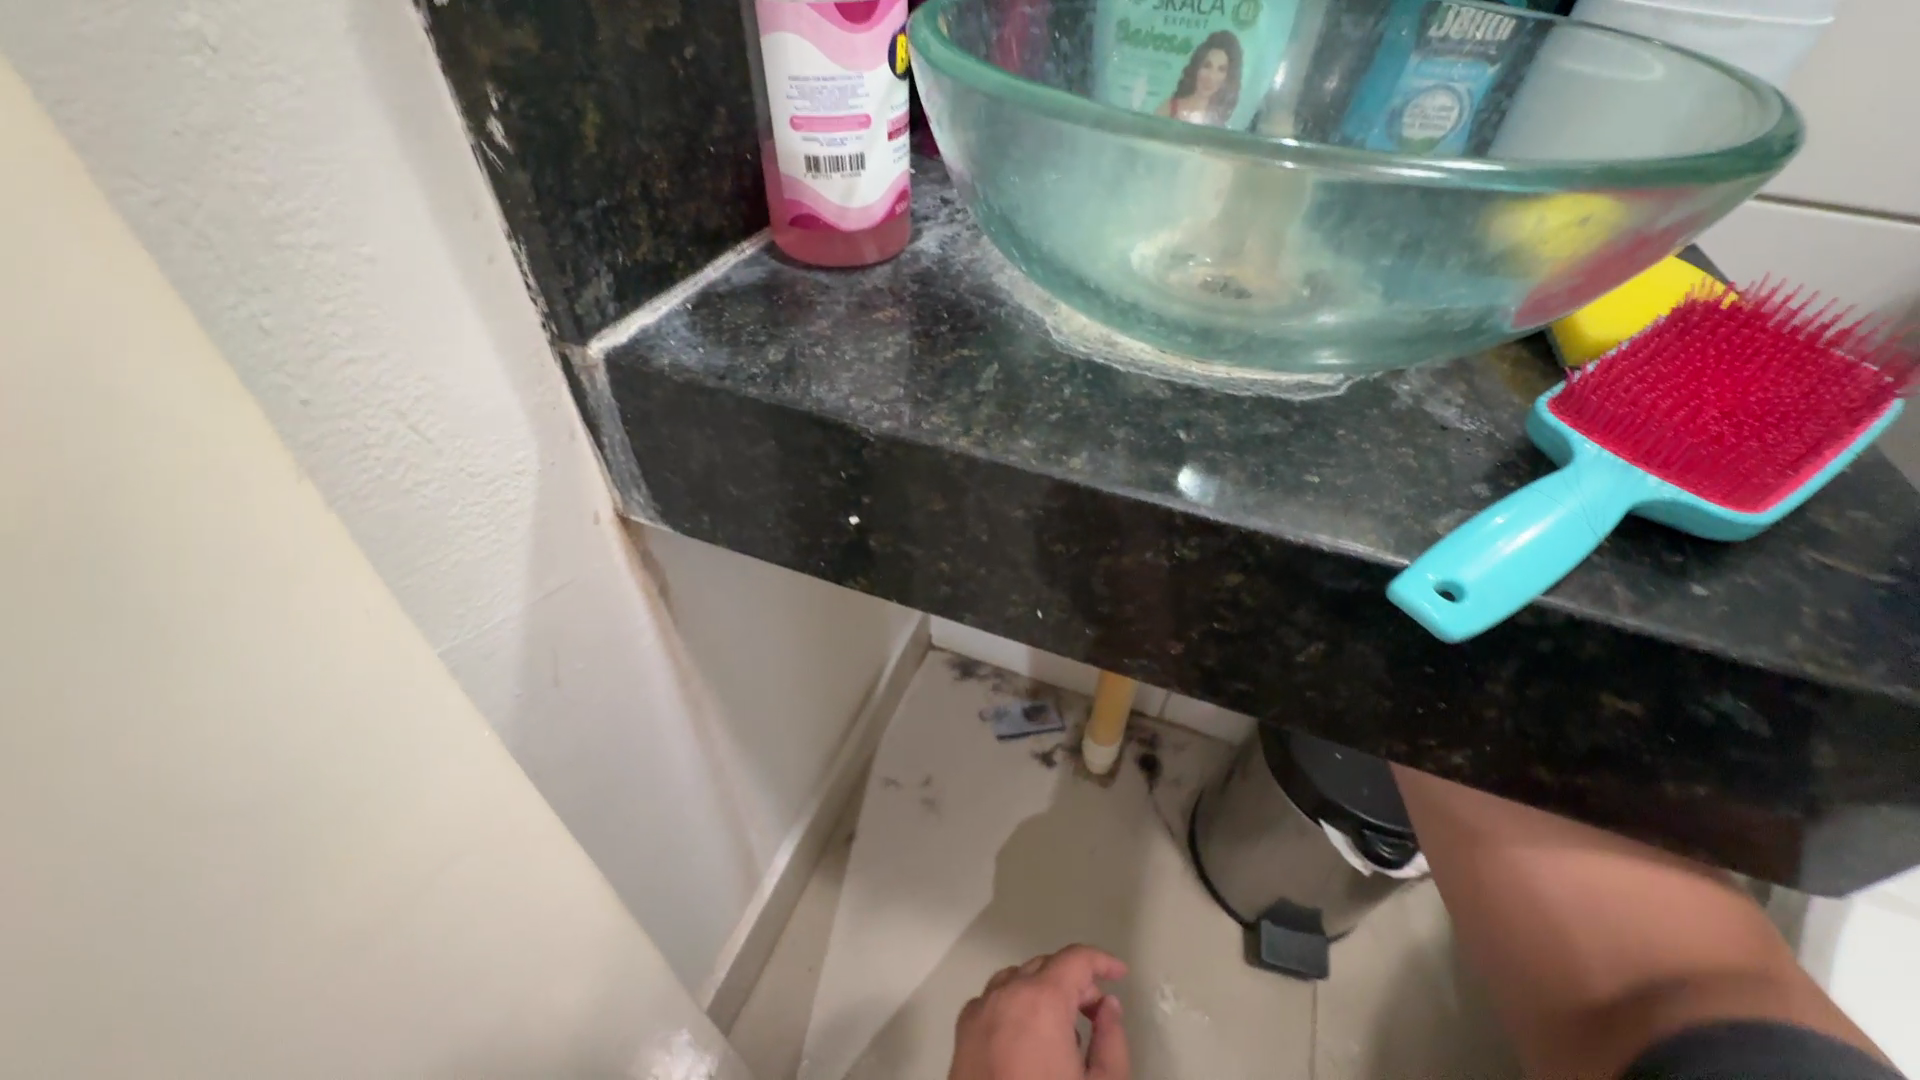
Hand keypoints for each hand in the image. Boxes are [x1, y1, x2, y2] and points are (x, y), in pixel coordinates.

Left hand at [949, 945, 1129, 1079]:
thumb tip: (1108, 1007)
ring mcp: (980, 1011)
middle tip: (1096, 1013)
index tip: (1121, 975)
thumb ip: (1112, 1040)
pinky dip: (1015, 1004)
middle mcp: (1006, 994)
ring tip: (1063, 1029)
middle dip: (1075, 981)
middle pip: (1046, 966)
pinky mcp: (963, 1032)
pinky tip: (1027, 1039)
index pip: (1076, 959)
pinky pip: (993, 1000)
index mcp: (1042, 1000)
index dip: (1103, 961)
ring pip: (1017, 979)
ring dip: (1043, 991)